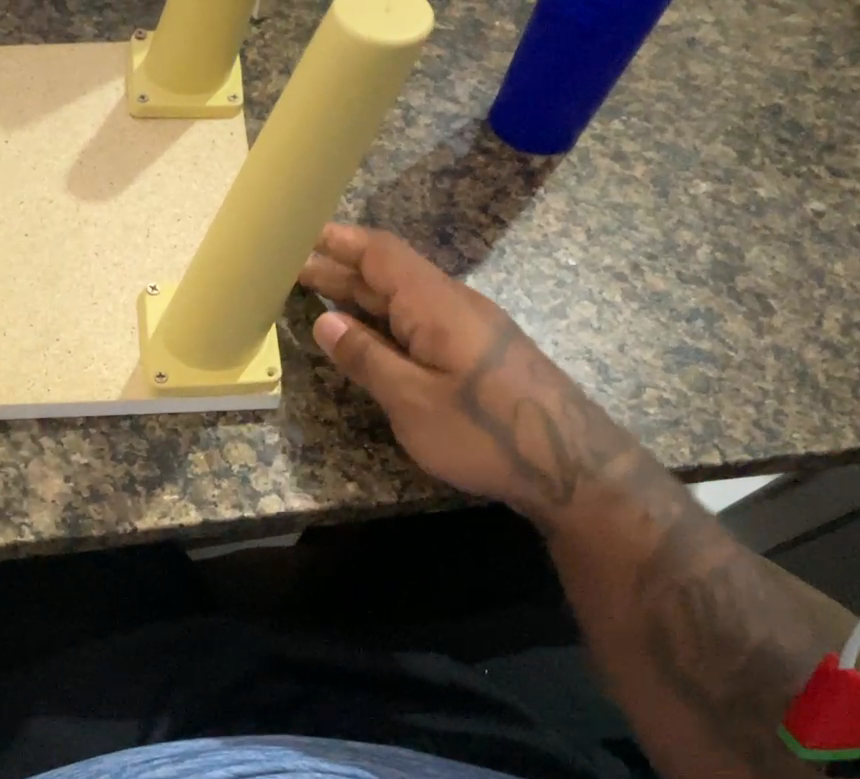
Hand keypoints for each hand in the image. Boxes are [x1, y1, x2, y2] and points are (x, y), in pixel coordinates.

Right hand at [298, 224, 638, 520]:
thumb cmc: (482, 432)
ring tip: (320, 294)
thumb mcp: (412, 400)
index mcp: (435, 305)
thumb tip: (325, 321)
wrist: (565, 461)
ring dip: (361, 294)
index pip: (381, 255)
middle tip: (294, 268)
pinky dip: (384, 318)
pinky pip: (419, 321)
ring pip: (405, 299)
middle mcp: (452, 305)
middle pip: (390, 275)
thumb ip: (367, 358)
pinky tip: (369, 333)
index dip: (340, 243)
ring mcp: (468, 328)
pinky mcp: (475, 352)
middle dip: (342, 269)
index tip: (301, 236)